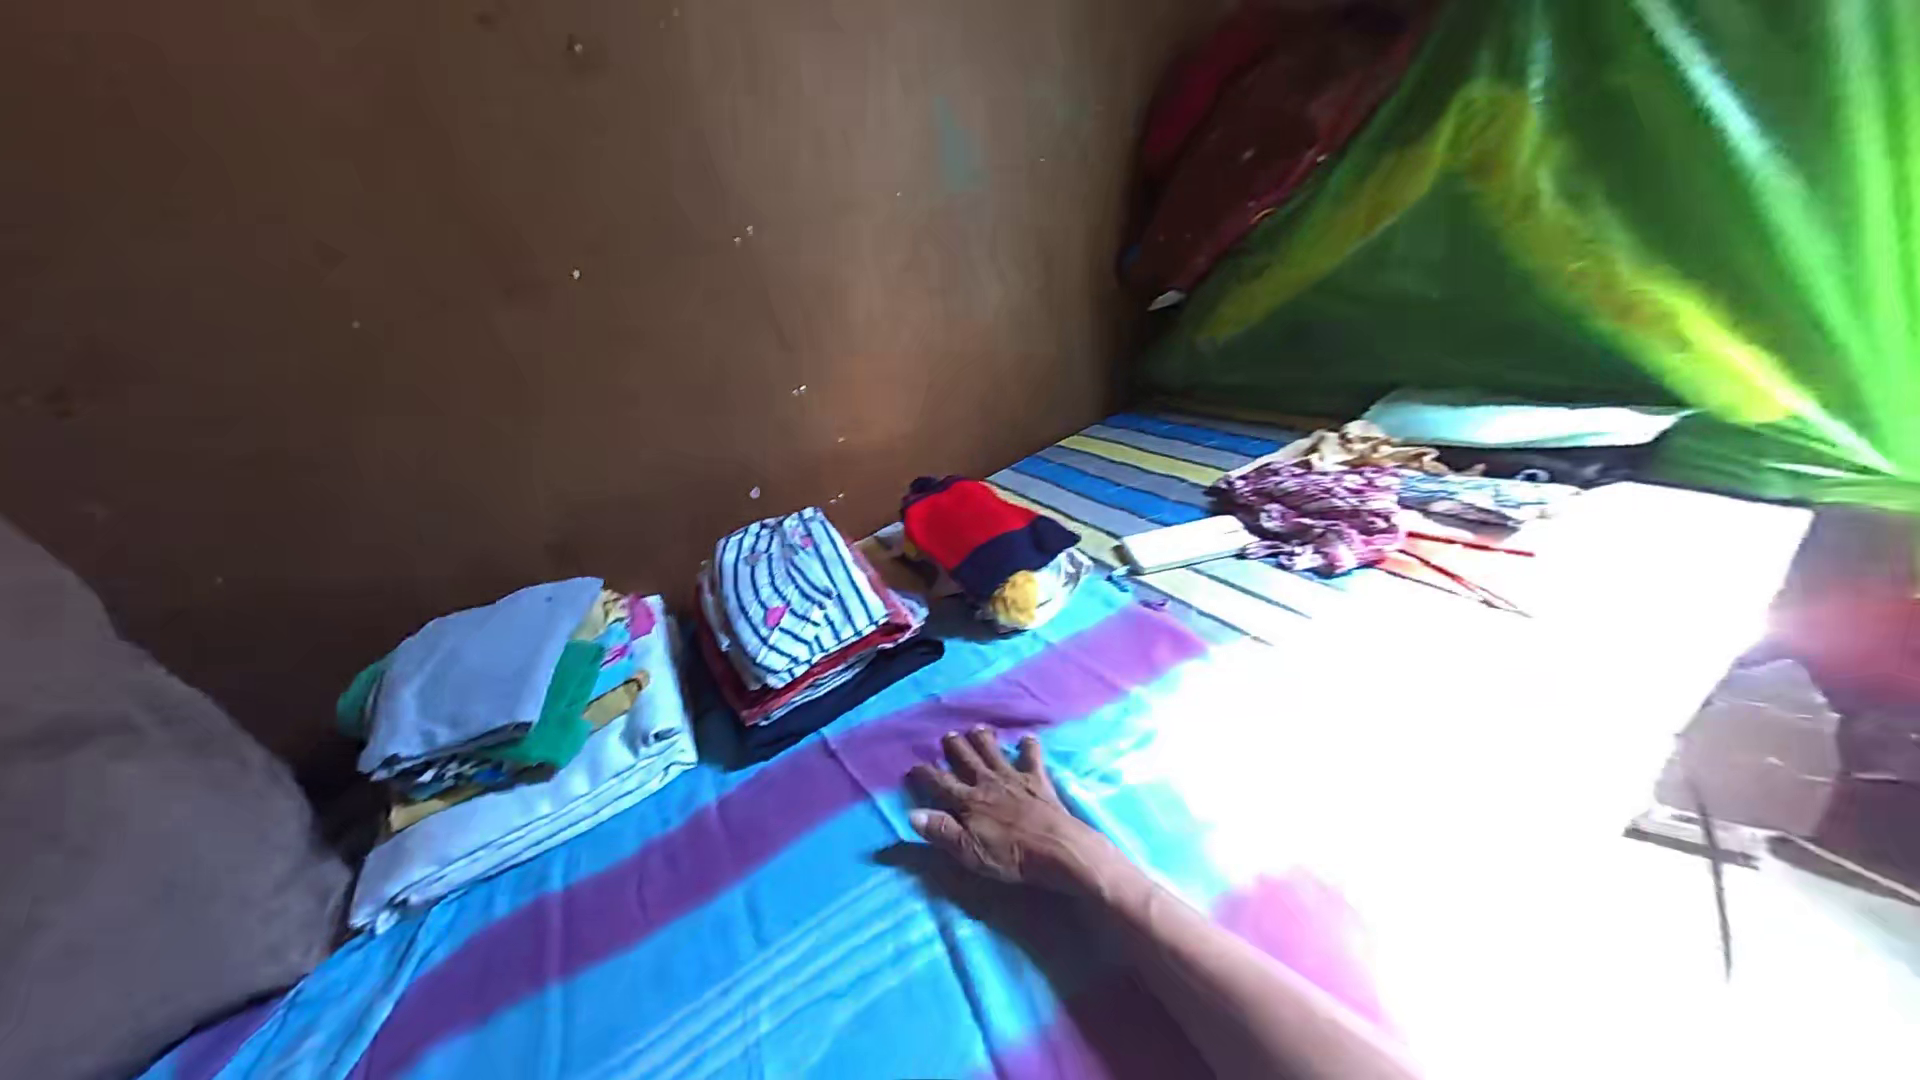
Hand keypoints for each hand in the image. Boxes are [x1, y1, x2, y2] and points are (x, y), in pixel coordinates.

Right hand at [906, 729, 1124, 897]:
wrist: (1055, 847)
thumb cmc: (1010, 855)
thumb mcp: (969, 851)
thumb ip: (941, 831)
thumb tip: (912, 814)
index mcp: (969, 801)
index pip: (941, 784)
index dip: (926, 774)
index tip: (914, 765)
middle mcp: (988, 783)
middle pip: (967, 760)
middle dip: (956, 747)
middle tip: (949, 734)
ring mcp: (1014, 778)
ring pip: (994, 753)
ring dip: (984, 740)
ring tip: (978, 728)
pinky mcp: (1037, 780)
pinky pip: (1032, 758)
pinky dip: (1029, 747)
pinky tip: (1028, 737)